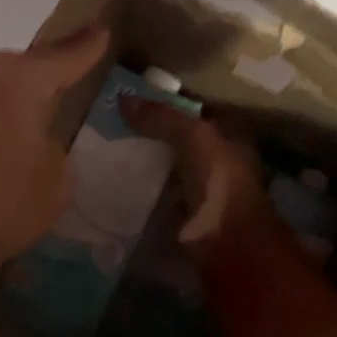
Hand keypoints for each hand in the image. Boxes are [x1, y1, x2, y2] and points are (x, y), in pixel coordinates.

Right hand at [119, 96, 287, 262]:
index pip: (198, 111)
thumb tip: (124, 98)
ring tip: (105, 146)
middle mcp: (218, 160)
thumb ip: (162, 117)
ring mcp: (201, 189)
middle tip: (112, 121)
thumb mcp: (194, 136)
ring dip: (144, 161)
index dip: (171, 102)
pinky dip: (141, 189)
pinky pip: (158, 194)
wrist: (226, 239)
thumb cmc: (220, 179)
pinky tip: (113, 179)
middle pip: (180, 139)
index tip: (135, 97)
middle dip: (152, 132)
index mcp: (230, 136)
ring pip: (168, 167)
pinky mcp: (184, 214)